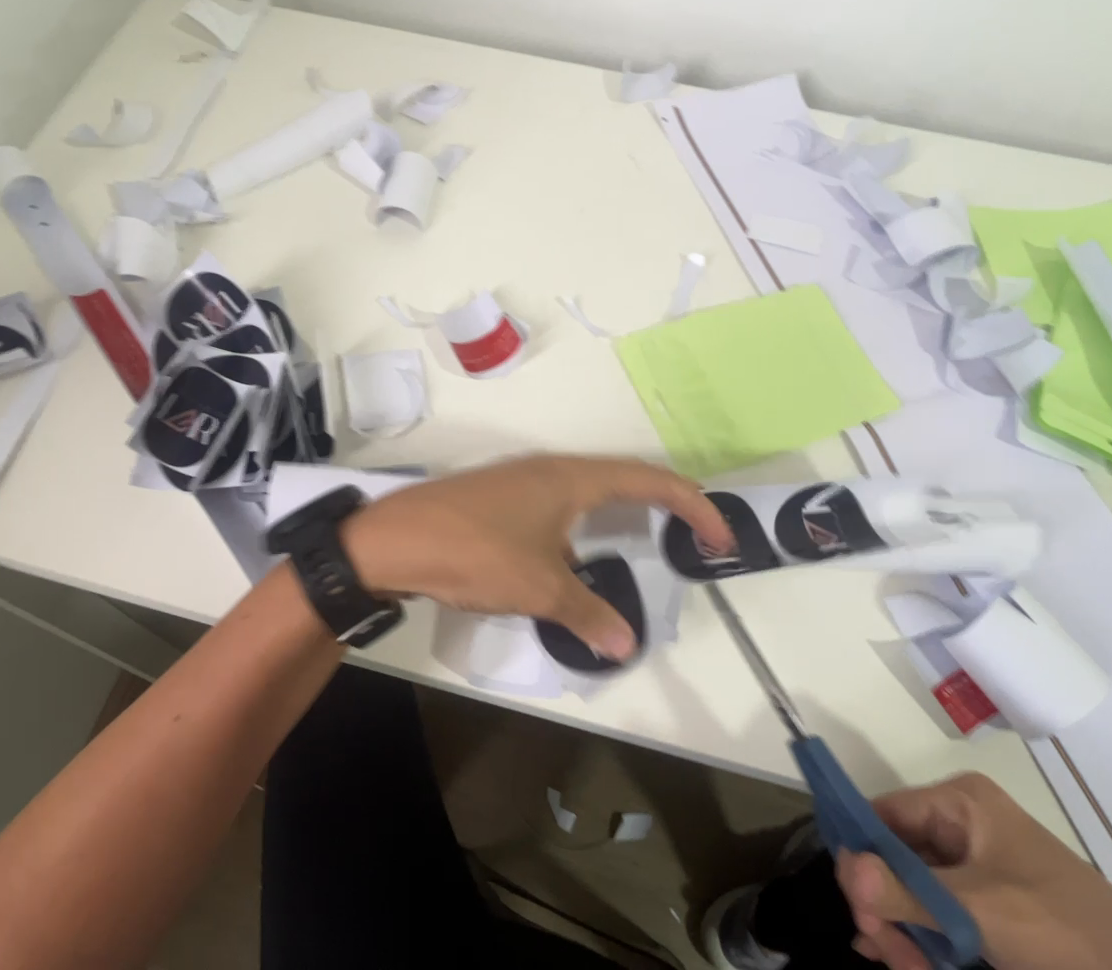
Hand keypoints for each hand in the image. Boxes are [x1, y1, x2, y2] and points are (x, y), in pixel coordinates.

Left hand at [340, 454, 732, 659]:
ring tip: (637, 547)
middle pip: (624, 479)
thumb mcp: (539, 588)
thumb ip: (587, 613)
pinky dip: (580, 529)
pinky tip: (569, 560)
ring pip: (586, 493)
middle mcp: (550, 469)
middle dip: (663, 506)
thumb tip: (625, 642)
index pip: (652, 481)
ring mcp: (520, 481)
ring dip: (618, 516)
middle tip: (689, 537)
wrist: (391, 542)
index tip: (719, 539)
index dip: (694, 507)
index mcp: (572, 478)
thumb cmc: (475, 553)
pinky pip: (556, 507)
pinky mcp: (497, 499)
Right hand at [834, 774, 1111, 969]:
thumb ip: (906, 891)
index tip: (854, 905)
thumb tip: (843, 867)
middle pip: (889, 856)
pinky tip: (910, 964)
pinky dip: (918, 938)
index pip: (880, 813)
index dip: (859, 855)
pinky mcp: (983, 902)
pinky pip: (931, 911)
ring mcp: (972, 864)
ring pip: (906, 889)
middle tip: (880, 948)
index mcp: (960, 803)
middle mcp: (960, 823)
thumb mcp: (979, 912)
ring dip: (897, 929)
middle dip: (882, 904)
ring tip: (903, 966)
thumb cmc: (1062, 931)